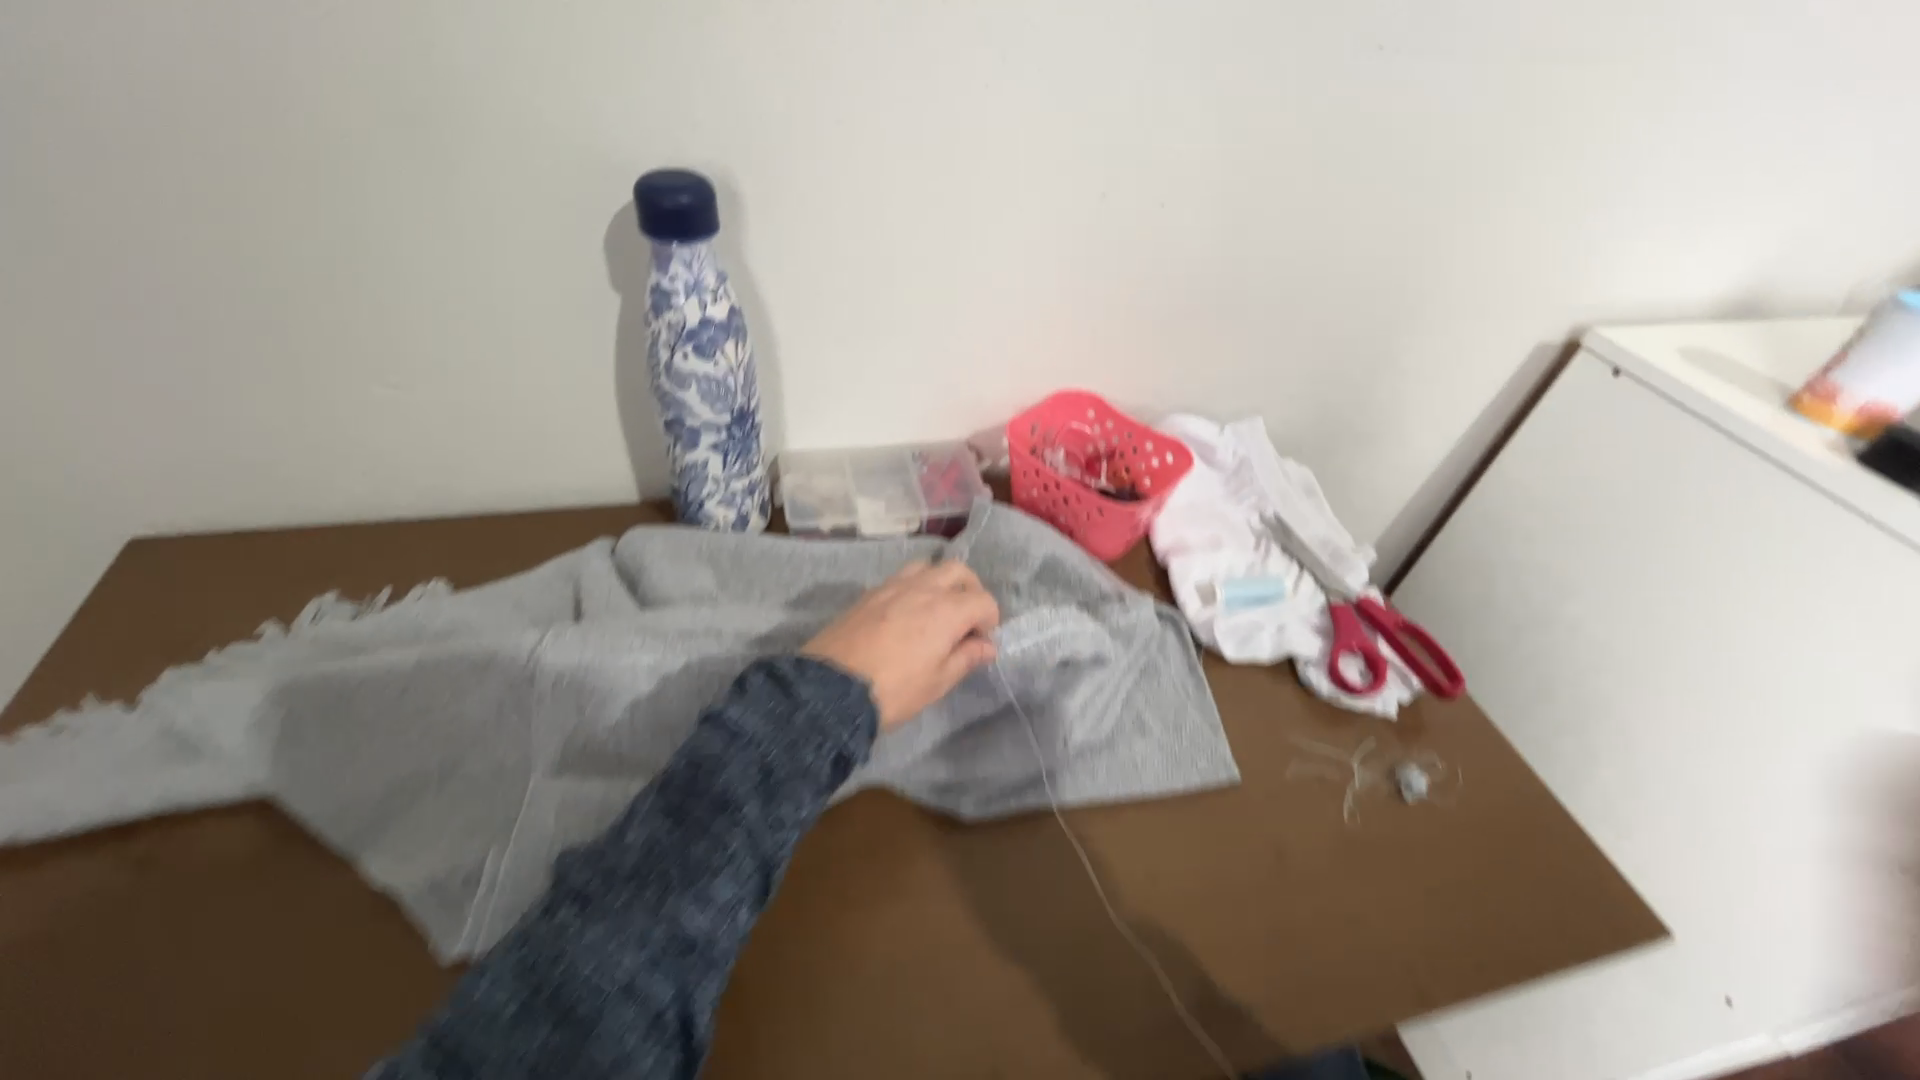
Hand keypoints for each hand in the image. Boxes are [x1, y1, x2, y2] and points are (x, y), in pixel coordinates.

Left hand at [801, 560, 1000, 730]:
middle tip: (966, 619)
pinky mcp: (868, 593)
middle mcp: (923, 588)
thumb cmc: (893, 690)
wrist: (831, 688)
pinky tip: (906, 614)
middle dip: (970, 590)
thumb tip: (987, 645)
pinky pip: (901, 578)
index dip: (989, 621)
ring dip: (940, 582)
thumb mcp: (938, 682)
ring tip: (936, 611)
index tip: (980, 644)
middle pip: (958, 571)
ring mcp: (892, 586)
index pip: (983, 601)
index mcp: (947, 610)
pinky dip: (914, 587)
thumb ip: (966, 658)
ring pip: (927, 567)